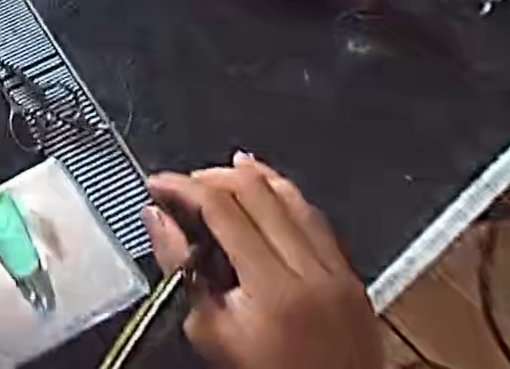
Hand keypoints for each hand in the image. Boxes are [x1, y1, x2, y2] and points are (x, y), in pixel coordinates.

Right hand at [145, 153, 381, 368]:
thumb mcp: (209, 333)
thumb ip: (178, 268)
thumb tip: (156, 218)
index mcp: (275, 288)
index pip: (220, 206)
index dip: (181, 185)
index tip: (158, 184)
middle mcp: (314, 273)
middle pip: (254, 190)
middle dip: (209, 177)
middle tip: (183, 186)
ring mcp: (339, 275)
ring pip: (290, 195)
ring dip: (248, 177)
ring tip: (217, 175)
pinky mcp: (352, 280)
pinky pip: (315, 218)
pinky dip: (282, 195)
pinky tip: (262, 189)